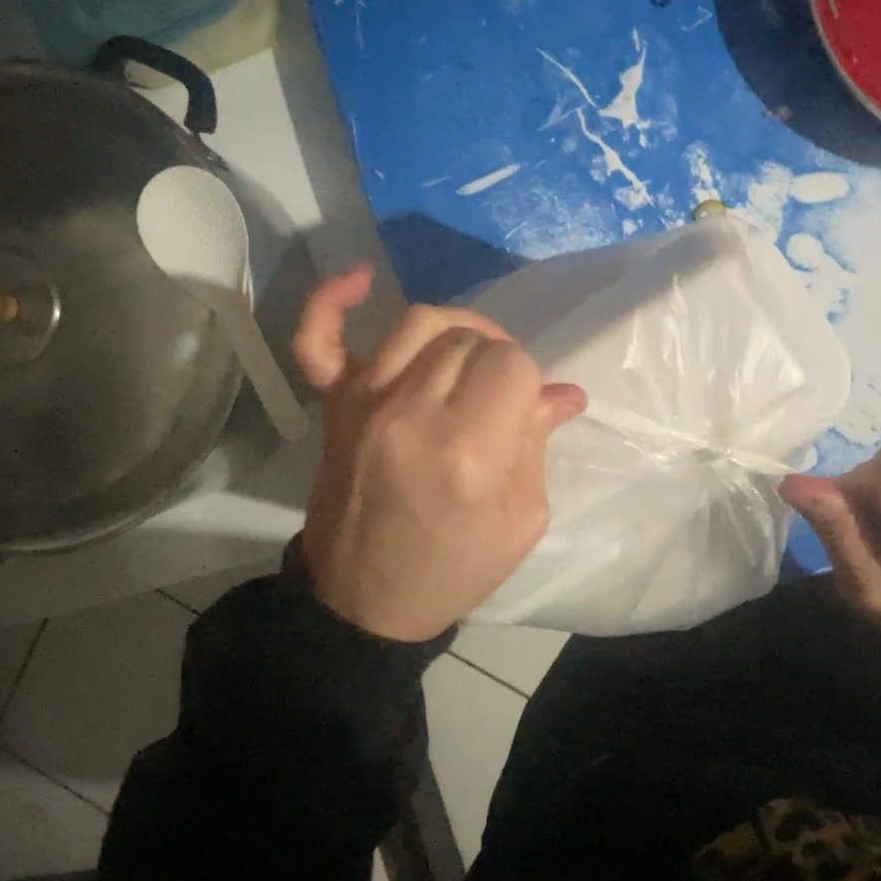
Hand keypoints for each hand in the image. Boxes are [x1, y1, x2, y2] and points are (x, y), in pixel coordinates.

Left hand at [289, 267, 587, 641]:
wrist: (364, 602)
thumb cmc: (451, 570)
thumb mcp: (520, 522)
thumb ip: (537, 446)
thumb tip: (562, 393)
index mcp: (468, 451)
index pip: (513, 365)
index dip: (528, 382)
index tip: (522, 414)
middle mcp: (413, 413)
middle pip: (471, 339)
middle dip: (499, 360)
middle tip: (498, 399)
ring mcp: (364, 403)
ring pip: (420, 323)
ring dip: (457, 332)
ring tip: (468, 358)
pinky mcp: (333, 405)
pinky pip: (318, 338)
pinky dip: (334, 300)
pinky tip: (361, 278)